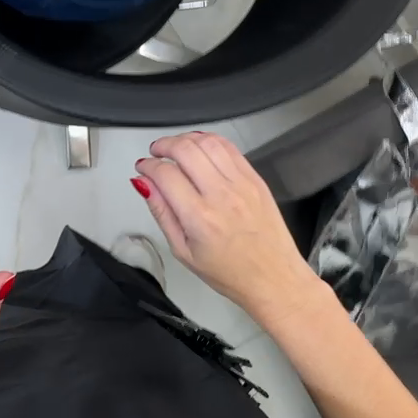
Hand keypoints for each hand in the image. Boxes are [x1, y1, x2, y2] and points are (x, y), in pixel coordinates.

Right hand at [132, 132, 316, 314]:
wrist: (274, 279)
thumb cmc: (230, 273)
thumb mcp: (183, 251)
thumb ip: (162, 213)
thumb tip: (143, 184)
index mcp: (200, 217)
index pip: (165, 174)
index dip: (147, 166)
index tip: (143, 168)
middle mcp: (221, 195)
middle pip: (185, 150)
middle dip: (163, 145)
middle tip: (155, 152)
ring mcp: (242, 184)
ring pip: (207, 142)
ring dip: (185, 139)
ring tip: (175, 147)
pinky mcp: (256, 179)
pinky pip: (229, 148)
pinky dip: (210, 140)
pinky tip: (200, 147)